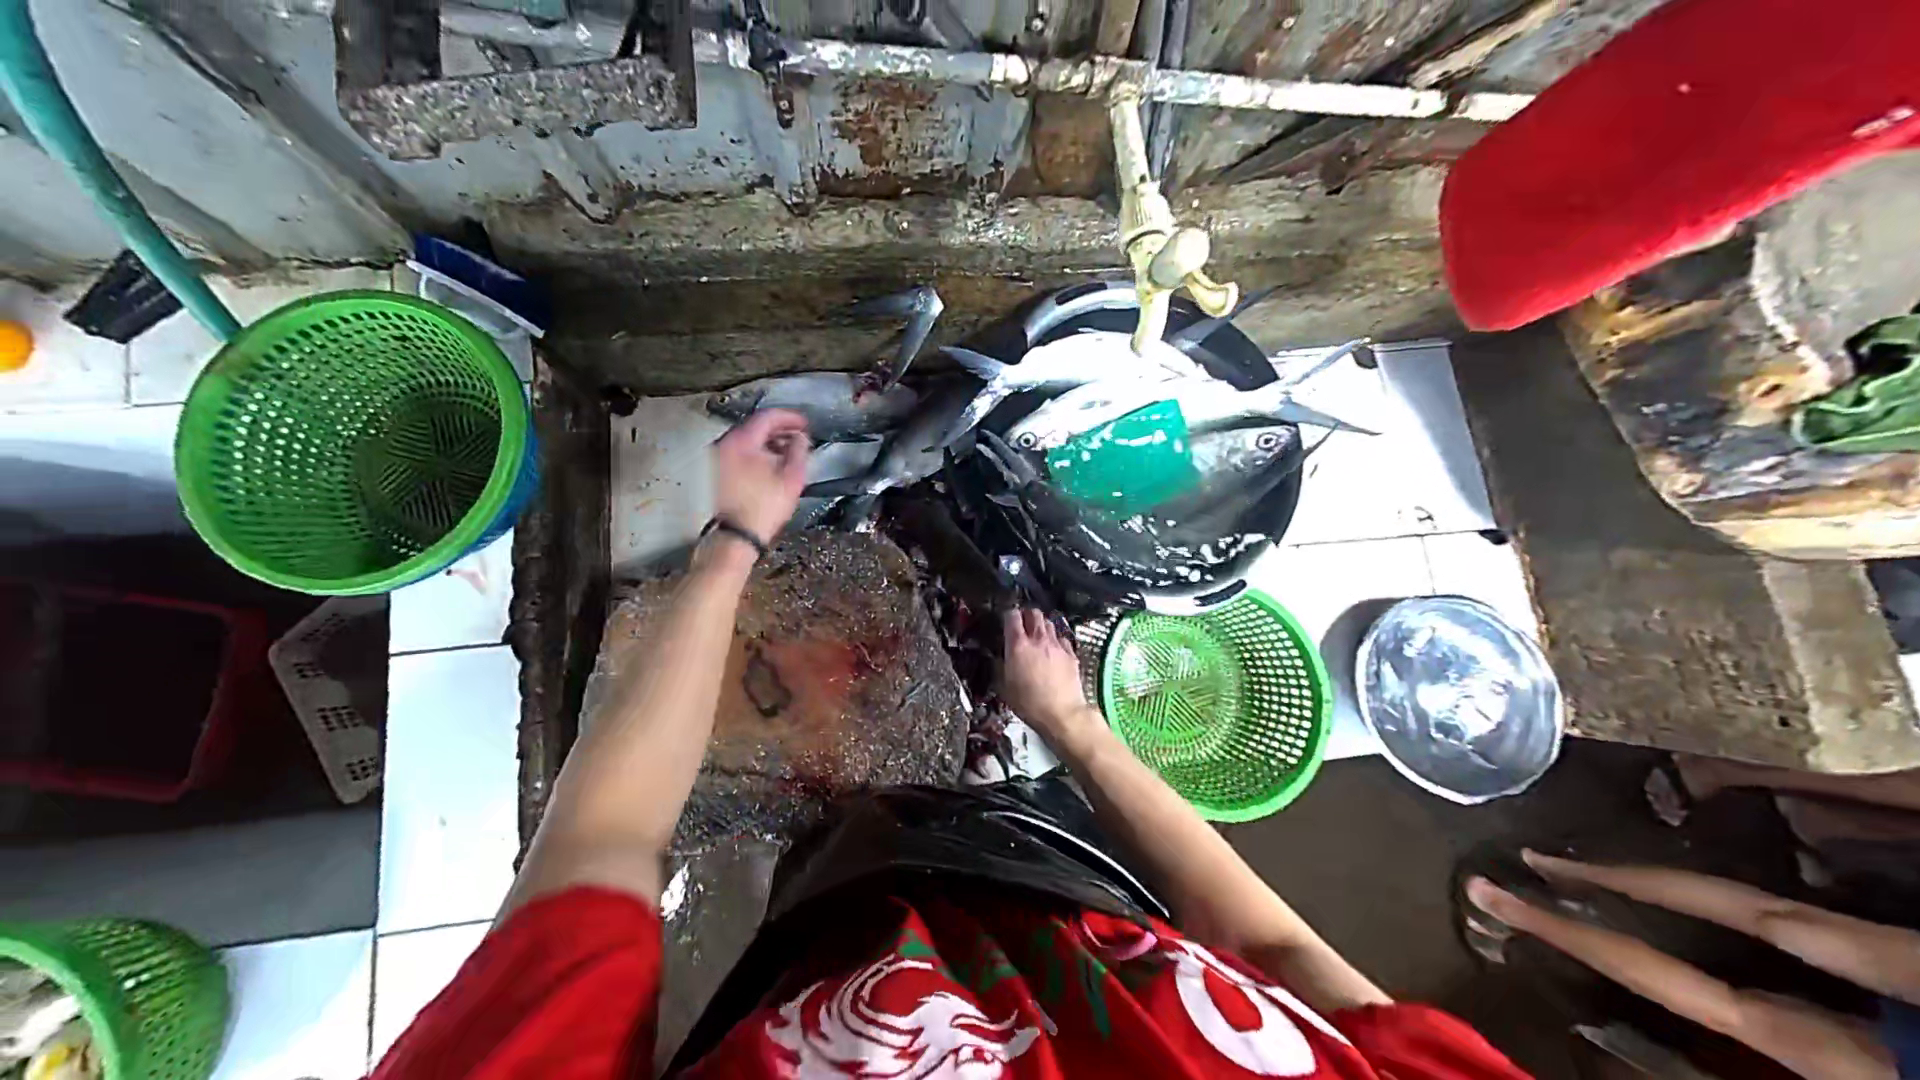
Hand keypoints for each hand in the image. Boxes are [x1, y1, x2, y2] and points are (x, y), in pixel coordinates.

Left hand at [712, 409, 810, 544]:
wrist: (737, 536)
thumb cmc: (762, 508)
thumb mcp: (792, 477)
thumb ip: (799, 451)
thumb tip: (801, 438)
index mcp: (742, 441)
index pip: (768, 416)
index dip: (790, 418)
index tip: (803, 423)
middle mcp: (724, 444)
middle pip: (755, 426)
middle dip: (779, 430)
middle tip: (797, 437)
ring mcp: (716, 458)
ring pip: (746, 441)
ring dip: (767, 443)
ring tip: (786, 453)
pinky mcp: (715, 472)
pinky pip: (738, 453)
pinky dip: (755, 454)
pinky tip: (768, 466)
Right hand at [1001, 608, 1097, 735]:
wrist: (1062, 714)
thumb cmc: (1029, 703)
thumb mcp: (1004, 686)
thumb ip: (1000, 666)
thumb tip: (997, 657)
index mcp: (1018, 645)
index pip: (1012, 615)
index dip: (1008, 615)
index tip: (1006, 620)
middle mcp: (1038, 640)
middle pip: (1034, 613)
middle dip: (1027, 615)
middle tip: (1022, 624)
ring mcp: (1057, 645)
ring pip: (1049, 622)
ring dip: (1041, 625)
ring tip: (1037, 636)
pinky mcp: (1071, 654)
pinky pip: (1061, 638)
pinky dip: (1055, 640)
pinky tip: (1053, 650)